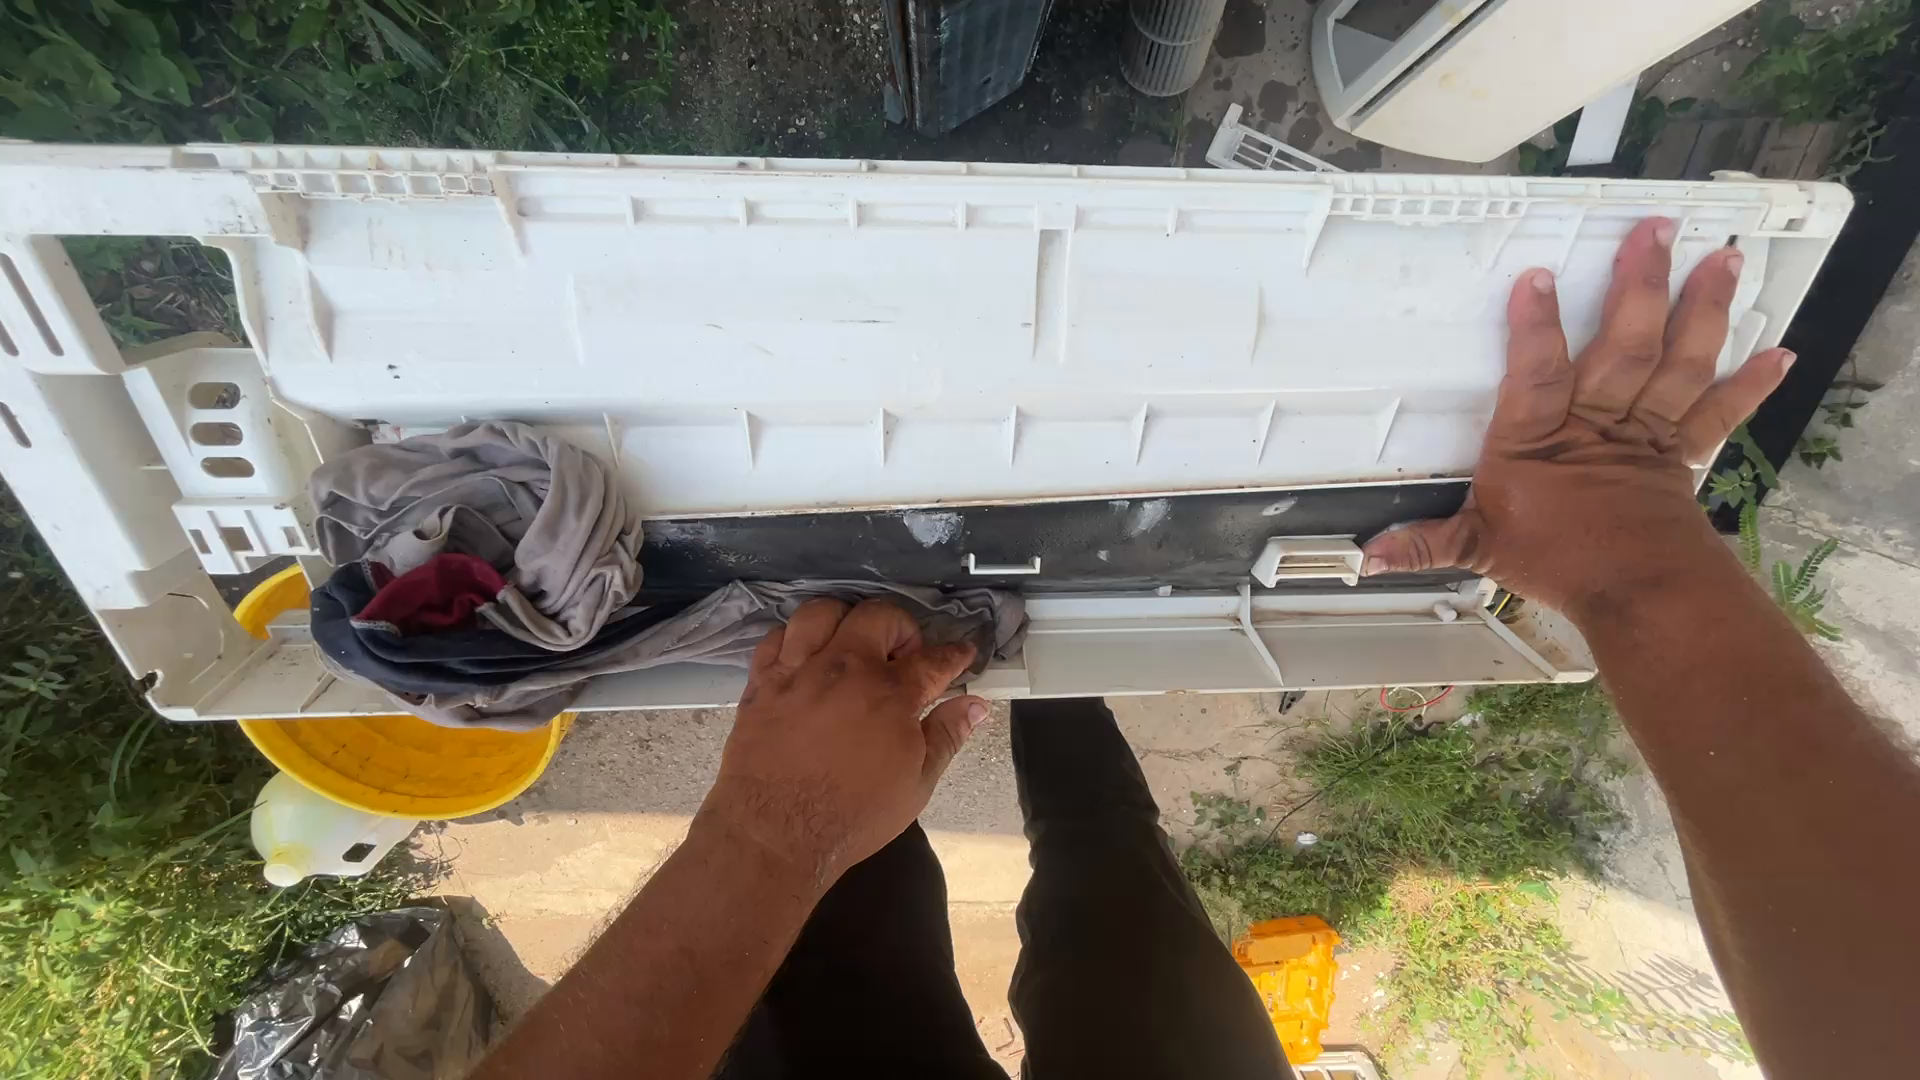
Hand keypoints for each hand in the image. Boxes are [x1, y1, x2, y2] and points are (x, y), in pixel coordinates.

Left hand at [697, 598, 988, 888]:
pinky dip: (795, 639)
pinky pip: (776, 637)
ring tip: (851, 644)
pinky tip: (806, 657)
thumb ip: (947, 736)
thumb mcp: (916, 784)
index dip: (954, 654)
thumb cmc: (852, 815)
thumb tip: (976, 705)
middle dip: (901, 626)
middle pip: (878, 617)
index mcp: (889, 693)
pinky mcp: (763, 683)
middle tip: (903, 656)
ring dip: (845, 620)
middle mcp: (845, 668)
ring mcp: (799, 671)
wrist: (773, 834)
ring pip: (822, 612)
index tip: (962, 653)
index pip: (933, 659)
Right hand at [1360, 217, 1794, 618]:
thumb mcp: (1475, 549)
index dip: (1536, 326)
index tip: (1539, 277)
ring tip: (1721, 260)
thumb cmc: (1556, 561)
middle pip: (1623, 349)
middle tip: (1652, 235)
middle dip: (1637, 289)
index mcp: (1537, 443)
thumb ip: (1423, 544)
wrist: (1640, 591)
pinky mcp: (1678, 454)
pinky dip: (1747, 384)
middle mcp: (1594, 427)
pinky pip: (1714, 412)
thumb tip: (1366, 556)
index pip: (1536, 374)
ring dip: (1701, 311)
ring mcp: (1643, 435)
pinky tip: (1779, 351)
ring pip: (1676, 364)